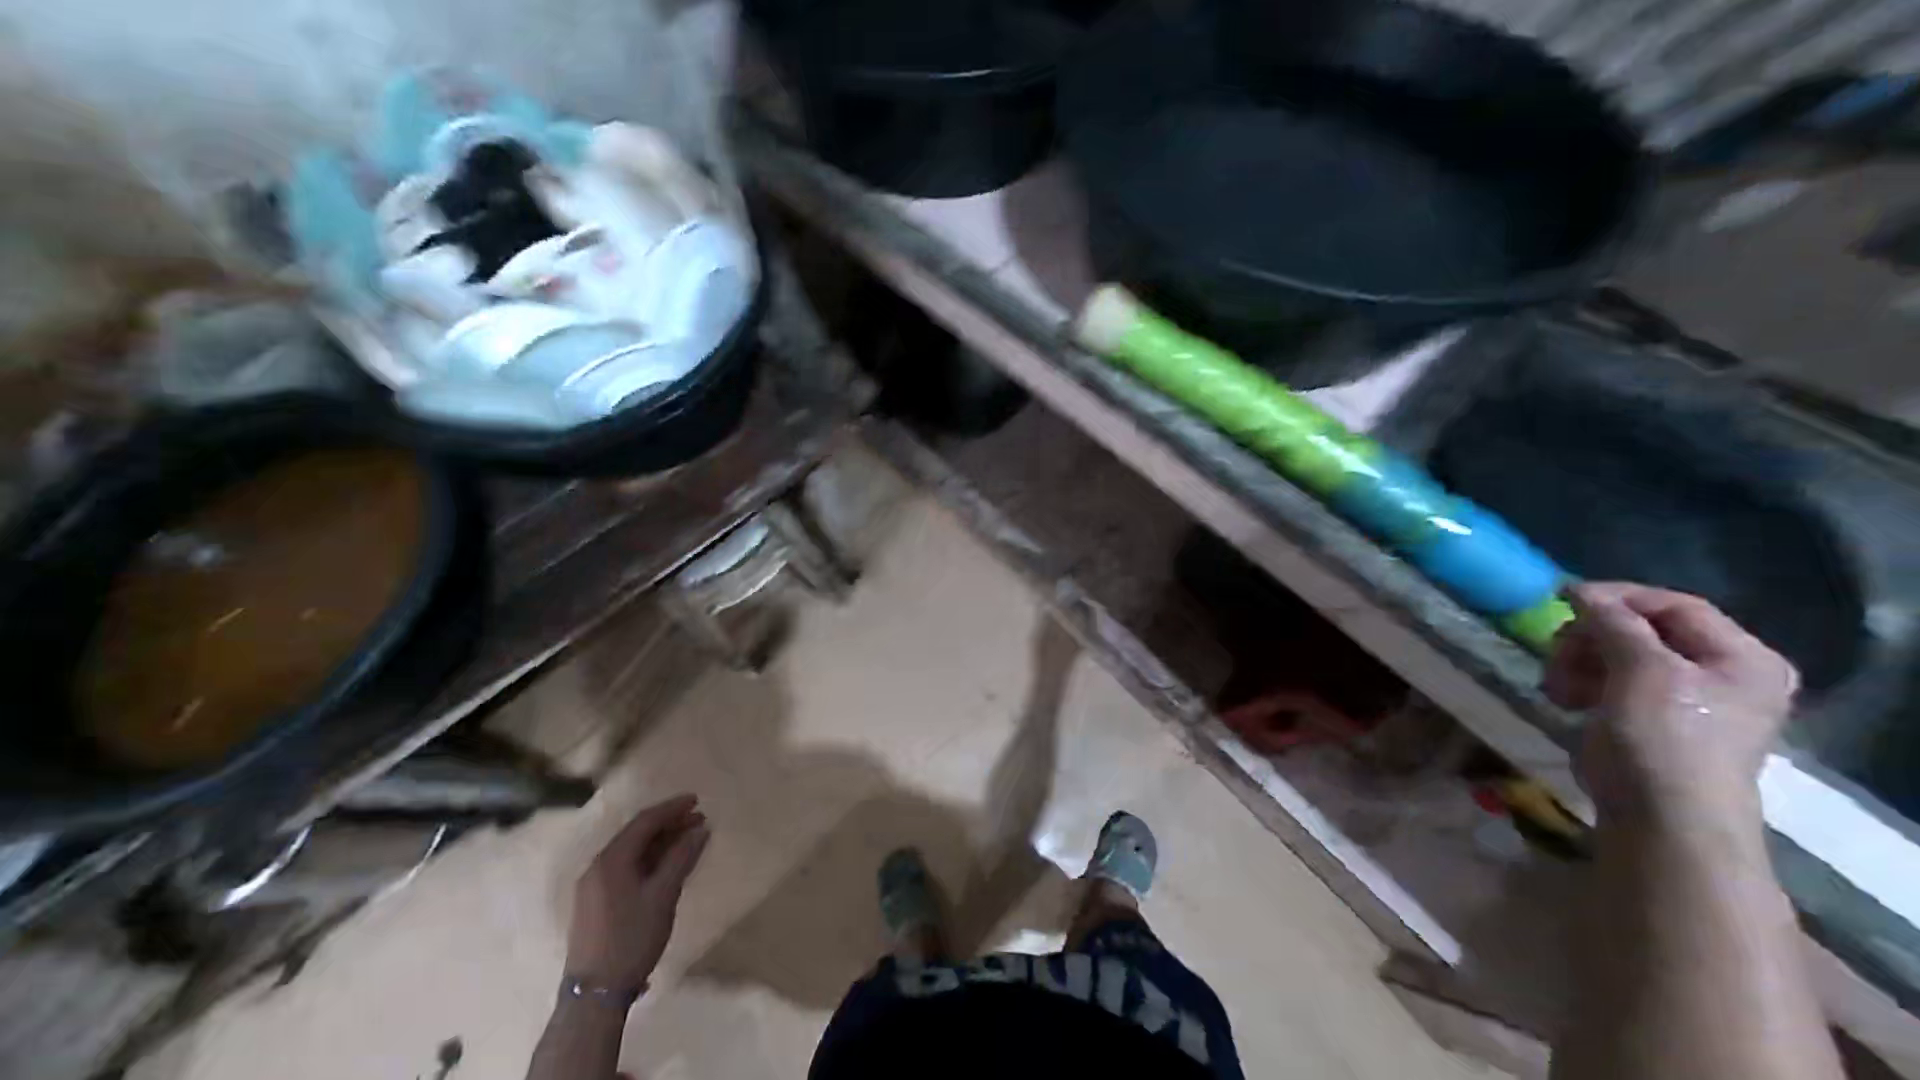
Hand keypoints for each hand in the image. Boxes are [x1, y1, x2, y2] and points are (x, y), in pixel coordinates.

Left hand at [566, 793, 710, 992]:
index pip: (644, 822)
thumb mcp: (663, 896)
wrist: (594, 994)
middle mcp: (598, 866)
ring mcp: (593, 885)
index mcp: (611, 860)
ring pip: (631, 852)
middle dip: (669, 824)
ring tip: (690, 840)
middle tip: (699, 820)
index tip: (697, 800)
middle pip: (636, 834)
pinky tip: (668, 866)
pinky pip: (626, 868)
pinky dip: (649, 860)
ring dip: (661, 842)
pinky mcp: (596, 902)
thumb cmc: (632, 938)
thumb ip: (682, 858)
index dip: (672, 808)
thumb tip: (700, 829)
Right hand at [1544, 583, 1797, 824]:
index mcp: (1742, 658)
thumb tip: (1579, 591)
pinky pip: (1612, 682)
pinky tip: (1566, 699)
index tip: (1561, 599)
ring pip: (1618, 655)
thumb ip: (1614, 624)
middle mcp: (1723, 673)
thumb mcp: (1642, 671)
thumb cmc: (1663, 739)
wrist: (1663, 818)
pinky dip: (1583, 684)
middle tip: (1557, 653)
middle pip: (1642, 630)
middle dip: (1591, 638)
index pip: (1674, 605)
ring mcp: (1688, 698)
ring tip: (1558, 686)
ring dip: (1579, 662)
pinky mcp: (1653, 719)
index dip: (1617, 597)